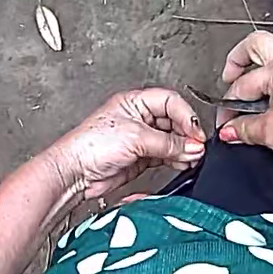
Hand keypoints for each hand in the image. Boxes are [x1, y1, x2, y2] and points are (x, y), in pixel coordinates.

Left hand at [43, 88, 208, 199]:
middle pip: (174, 121)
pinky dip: (176, 159)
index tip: (195, 133)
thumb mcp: (136, 137)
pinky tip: (183, 163)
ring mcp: (141, 138)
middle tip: (196, 147)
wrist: (76, 172)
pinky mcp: (141, 156)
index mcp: (135, 102)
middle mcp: (139, 117)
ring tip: (191, 158)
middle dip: (187, 134)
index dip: (186, 116)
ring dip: (183, 149)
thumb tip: (193, 146)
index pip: (171, 102)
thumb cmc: (91, 145)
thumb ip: (168, 143)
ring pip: (171, 140)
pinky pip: (166, 155)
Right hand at [216, 31, 272, 179]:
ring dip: (267, 75)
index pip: (244, 83)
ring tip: (259, 99)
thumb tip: (231, 130)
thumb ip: (244, 128)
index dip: (228, 106)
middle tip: (230, 79)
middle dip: (238, 61)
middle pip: (260, 46)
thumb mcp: (272, 134)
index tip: (225, 123)